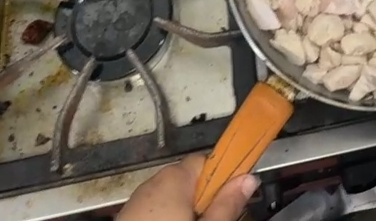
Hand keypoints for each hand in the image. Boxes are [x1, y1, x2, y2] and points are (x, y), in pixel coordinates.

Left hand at [117, 155, 256, 220]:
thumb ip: (227, 204)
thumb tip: (249, 178)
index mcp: (174, 177)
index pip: (208, 161)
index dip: (224, 178)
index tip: (234, 198)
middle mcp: (154, 181)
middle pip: (191, 181)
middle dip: (205, 201)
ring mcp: (136, 201)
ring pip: (172, 199)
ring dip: (186, 212)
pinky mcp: (126, 218)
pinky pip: (155, 212)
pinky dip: (166, 219)